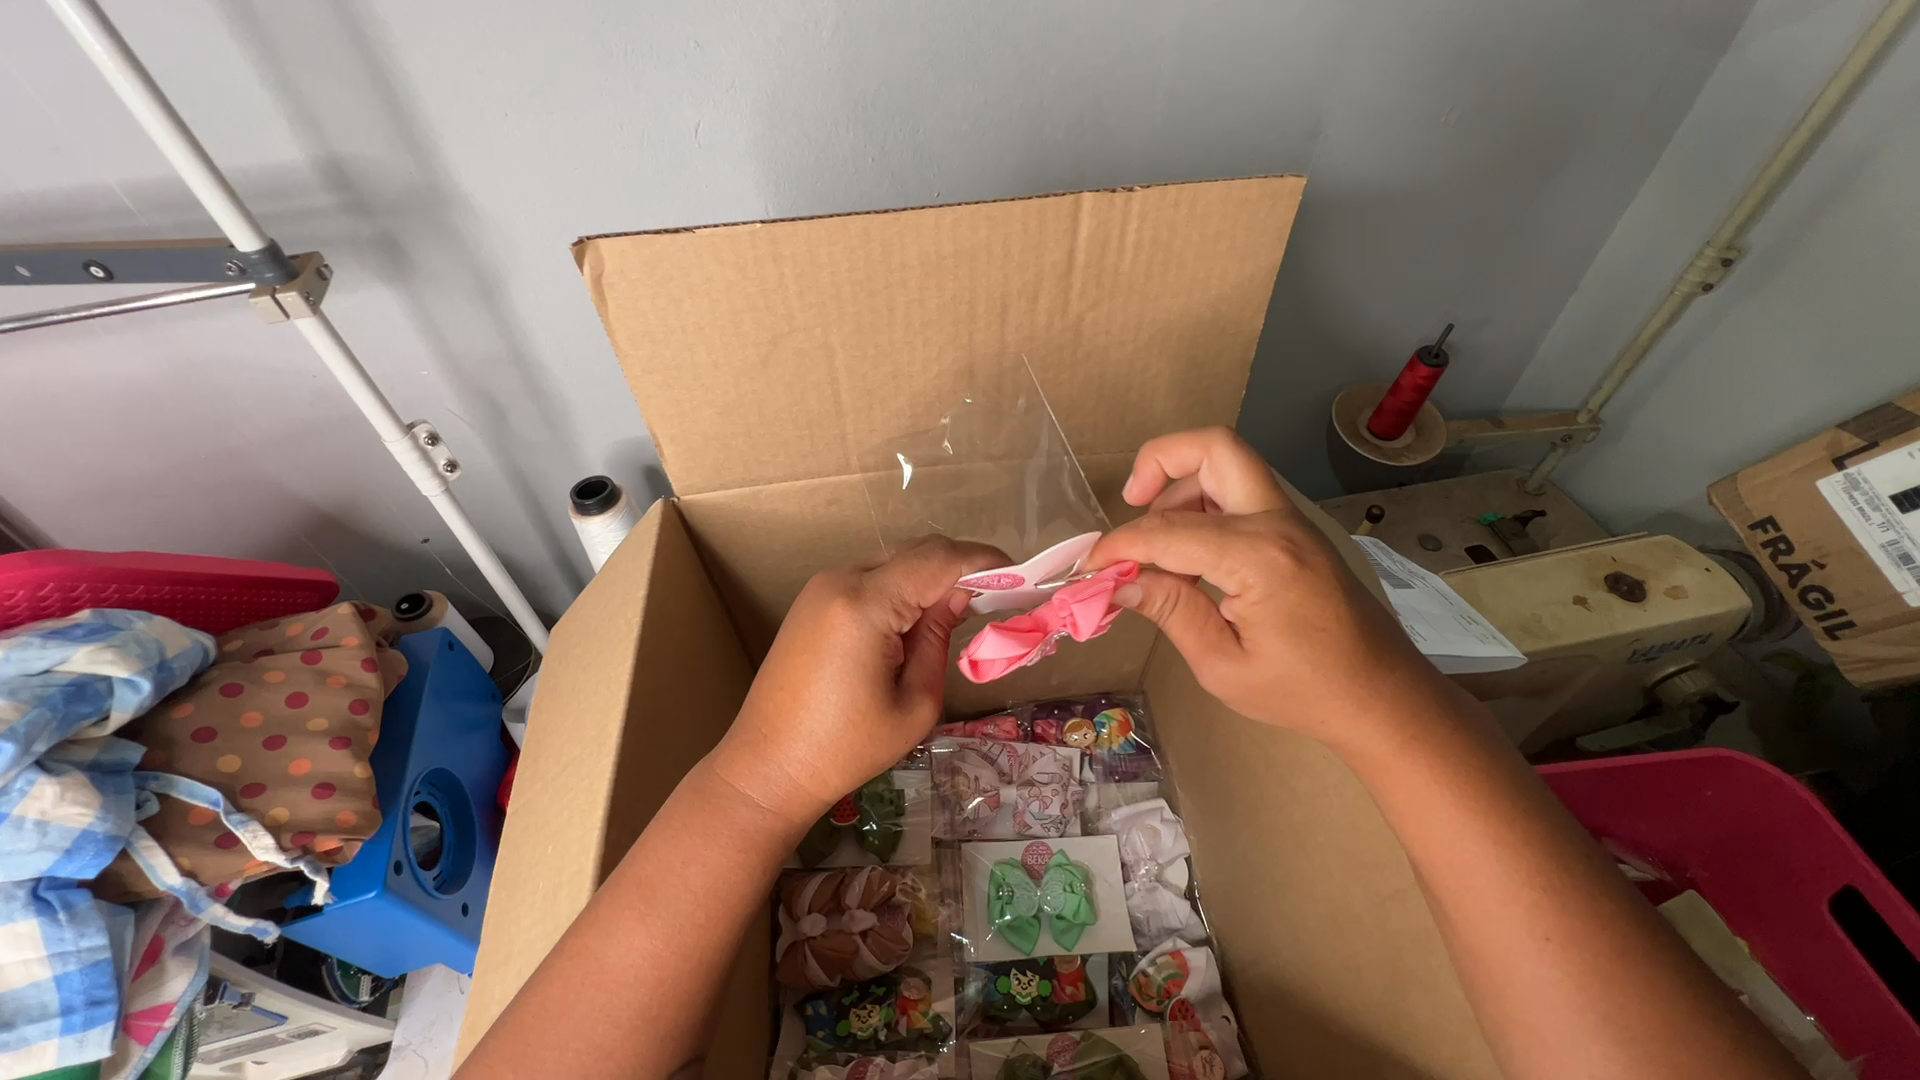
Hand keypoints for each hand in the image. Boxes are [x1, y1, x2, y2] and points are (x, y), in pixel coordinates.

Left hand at [708, 537, 1003, 824]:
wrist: (768, 766)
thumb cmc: (845, 748)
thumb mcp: (914, 703)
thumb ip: (939, 639)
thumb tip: (960, 597)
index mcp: (865, 604)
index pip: (938, 559)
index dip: (984, 561)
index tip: (1019, 576)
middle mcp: (840, 580)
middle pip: (916, 551)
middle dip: (960, 567)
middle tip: (995, 597)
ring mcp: (821, 587)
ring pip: (893, 560)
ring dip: (930, 576)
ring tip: (960, 610)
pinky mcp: (813, 601)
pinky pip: (870, 577)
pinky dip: (902, 586)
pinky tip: (918, 617)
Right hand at [1089, 427, 1432, 744]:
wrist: (1382, 696)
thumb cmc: (1302, 692)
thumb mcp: (1222, 664)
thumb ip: (1169, 611)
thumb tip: (1116, 582)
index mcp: (1258, 557)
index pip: (1167, 530)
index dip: (1118, 546)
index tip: (1089, 568)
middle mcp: (1277, 522)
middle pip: (1214, 447)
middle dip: (1159, 460)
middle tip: (1130, 502)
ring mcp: (1291, 522)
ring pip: (1228, 462)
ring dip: (1182, 485)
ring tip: (1158, 545)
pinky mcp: (1295, 532)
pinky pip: (1242, 492)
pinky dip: (1205, 504)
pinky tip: (1191, 556)